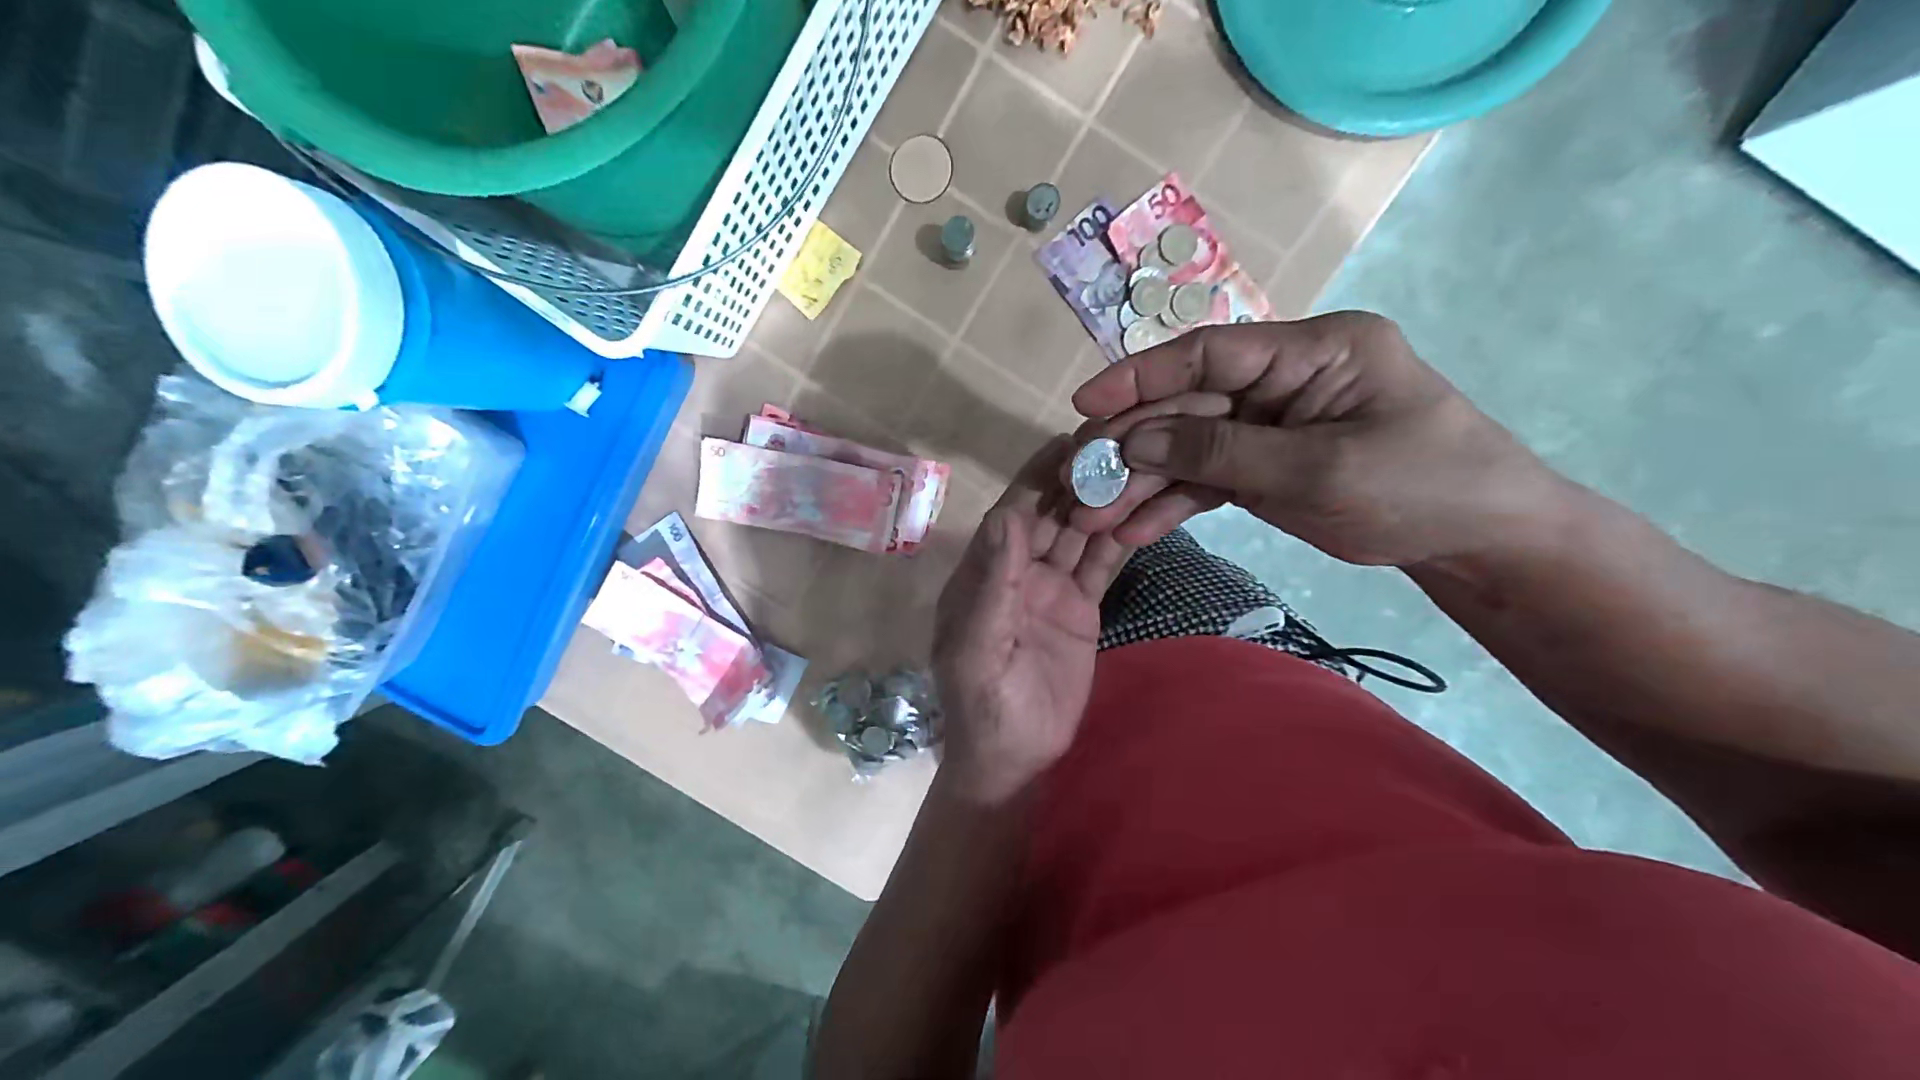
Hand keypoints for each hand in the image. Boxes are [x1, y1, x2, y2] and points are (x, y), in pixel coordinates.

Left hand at [933, 439, 1133, 802]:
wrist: (1015, 757)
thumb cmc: (983, 706)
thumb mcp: (978, 649)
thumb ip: (992, 585)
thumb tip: (1006, 516)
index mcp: (984, 573)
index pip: (1011, 514)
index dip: (1035, 478)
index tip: (1068, 441)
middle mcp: (1017, 570)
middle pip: (1049, 515)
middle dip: (1077, 481)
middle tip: (1118, 443)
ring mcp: (1050, 586)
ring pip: (1079, 534)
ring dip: (1104, 503)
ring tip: (1142, 466)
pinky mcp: (1080, 606)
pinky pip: (1101, 564)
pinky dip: (1121, 539)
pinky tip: (1147, 512)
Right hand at [1066, 312, 1565, 567]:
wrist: (1477, 541)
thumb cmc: (1421, 487)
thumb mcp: (1319, 470)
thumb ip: (1221, 453)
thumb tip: (1133, 442)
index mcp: (1311, 350)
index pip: (1209, 351)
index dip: (1141, 377)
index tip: (1085, 406)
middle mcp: (1280, 379)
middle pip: (1186, 403)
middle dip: (1130, 445)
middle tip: (1078, 480)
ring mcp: (1268, 424)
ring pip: (1186, 446)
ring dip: (1140, 483)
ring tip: (1093, 516)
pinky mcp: (1261, 466)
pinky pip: (1204, 479)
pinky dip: (1170, 504)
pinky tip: (1133, 529)